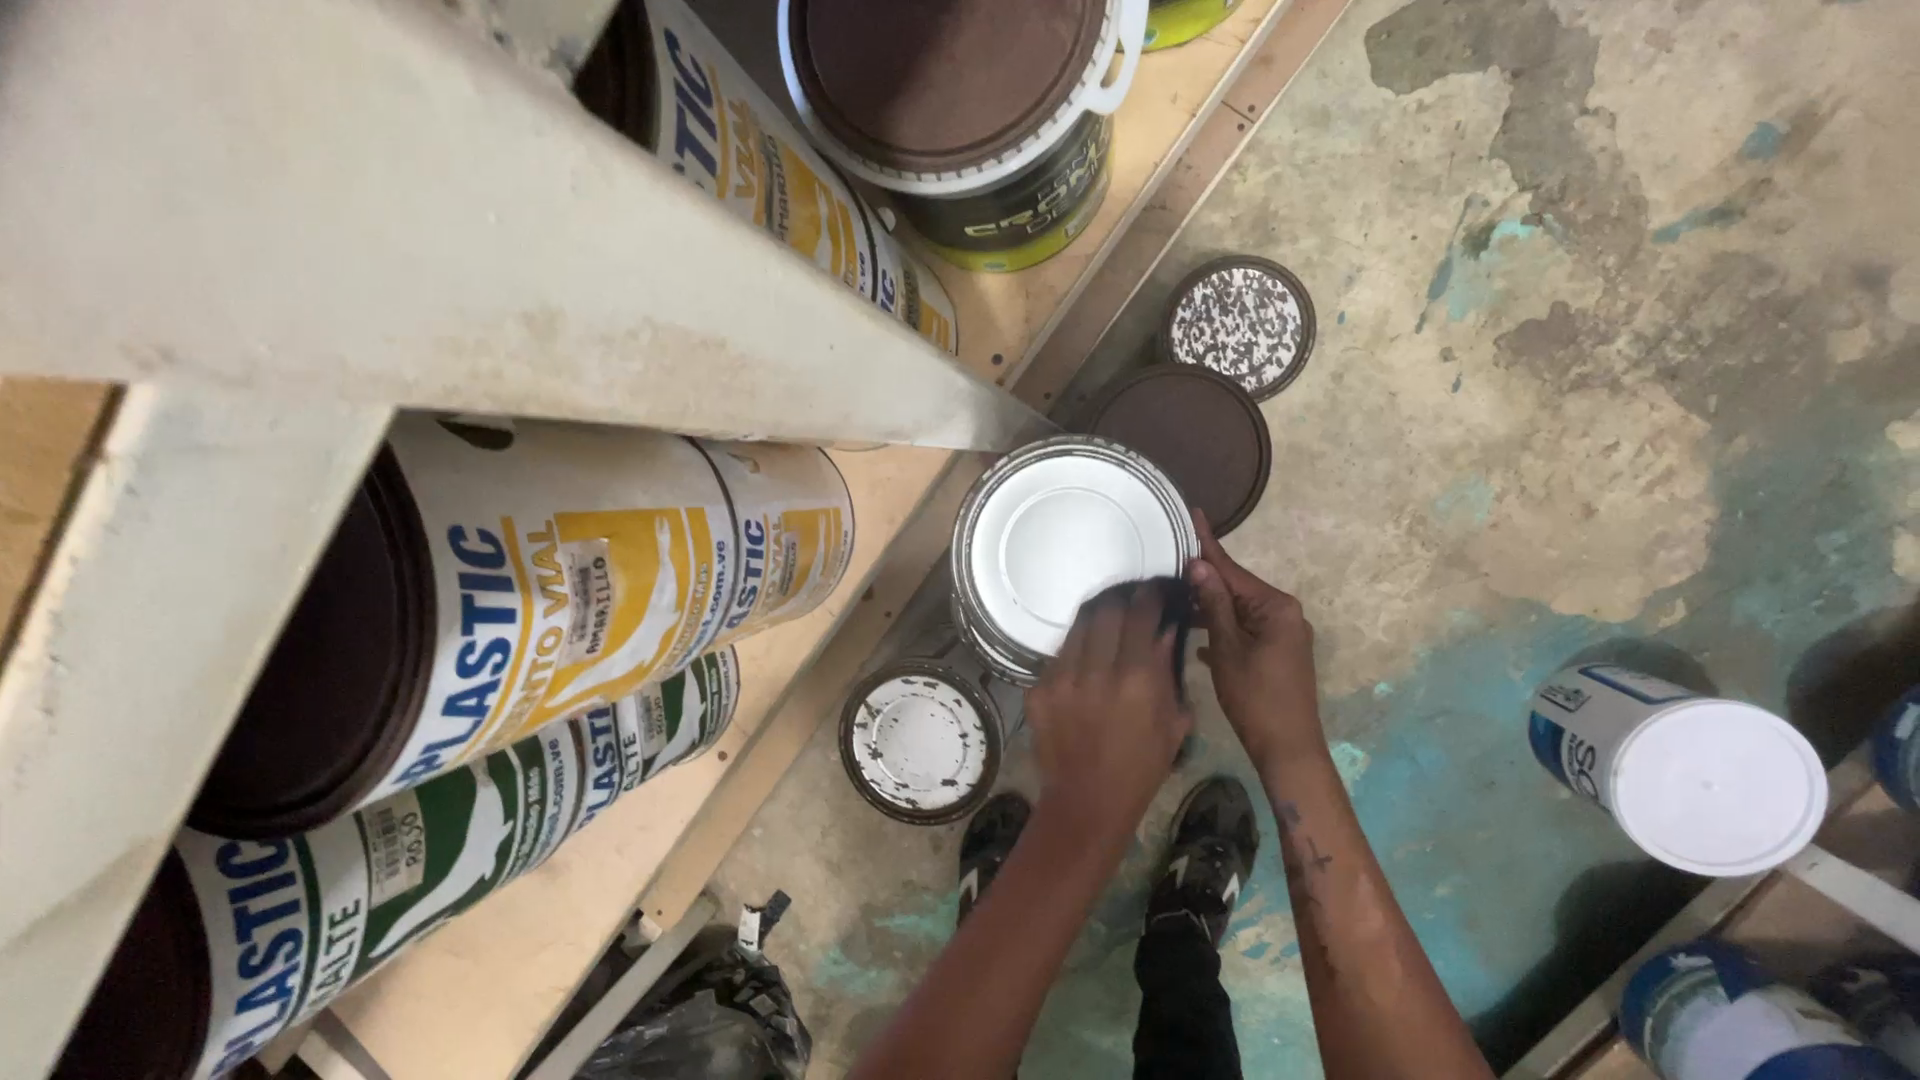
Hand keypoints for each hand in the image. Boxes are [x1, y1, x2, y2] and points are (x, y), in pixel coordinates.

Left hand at [1025, 582, 1192, 840]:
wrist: (1087, 801)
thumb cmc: (1140, 766)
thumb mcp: (1172, 721)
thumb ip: (1167, 671)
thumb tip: (1164, 631)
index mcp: (1136, 678)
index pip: (1140, 613)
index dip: (1149, 594)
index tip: (1154, 588)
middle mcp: (1095, 670)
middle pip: (1105, 609)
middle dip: (1120, 598)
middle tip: (1129, 599)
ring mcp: (1061, 678)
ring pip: (1077, 626)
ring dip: (1095, 618)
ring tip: (1106, 620)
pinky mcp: (1037, 689)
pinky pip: (1058, 655)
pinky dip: (1076, 651)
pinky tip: (1085, 660)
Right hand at [1187, 512, 1322, 763]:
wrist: (1287, 746)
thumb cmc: (1255, 696)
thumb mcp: (1227, 648)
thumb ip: (1213, 604)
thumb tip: (1198, 565)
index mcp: (1276, 607)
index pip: (1233, 569)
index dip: (1208, 544)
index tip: (1195, 513)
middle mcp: (1285, 613)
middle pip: (1236, 588)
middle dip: (1203, 579)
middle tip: (1168, 565)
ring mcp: (1283, 634)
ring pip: (1237, 611)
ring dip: (1209, 607)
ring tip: (1174, 598)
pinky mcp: (1277, 653)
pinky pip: (1243, 630)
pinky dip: (1221, 629)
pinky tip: (1195, 634)